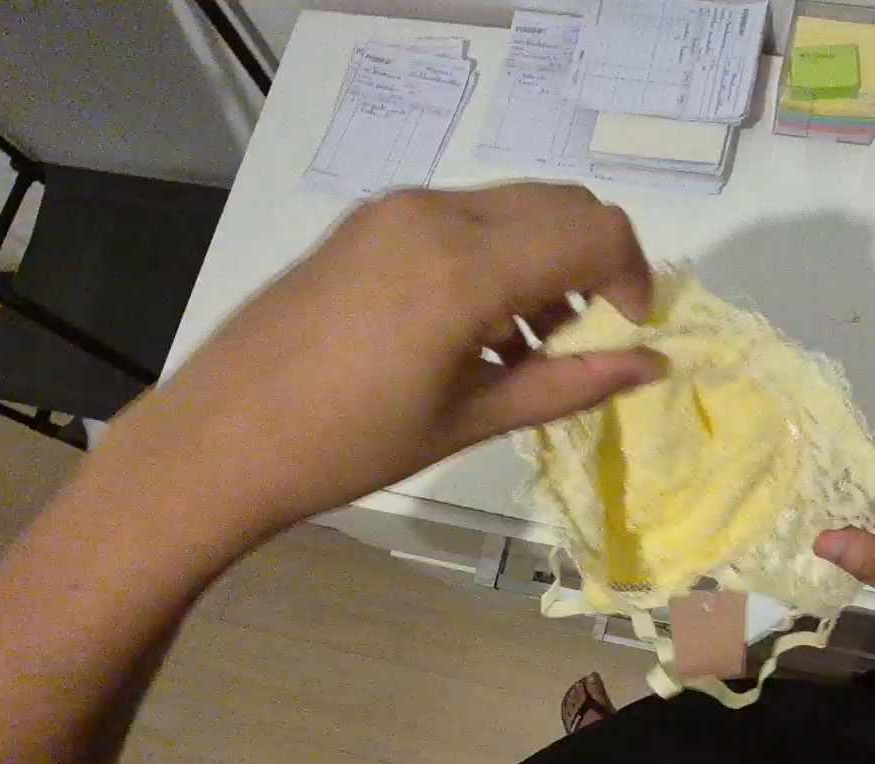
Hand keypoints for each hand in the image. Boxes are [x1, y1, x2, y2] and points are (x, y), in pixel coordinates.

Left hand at [96, 184, 661, 550]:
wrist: (223, 439)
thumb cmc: (352, 447)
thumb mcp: (474, 420)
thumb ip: (570, 384)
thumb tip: (652, 366)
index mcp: (465, 267)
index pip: (595, 232)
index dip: (634, 277)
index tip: (629, 331)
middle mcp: (434, 212)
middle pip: (562, 204)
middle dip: (596, 265)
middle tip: (582, 339)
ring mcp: (396, 208)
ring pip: (515, 207)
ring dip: (547, 262)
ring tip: (524, 345)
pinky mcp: (370, 220)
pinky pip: (465, 217)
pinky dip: (500, 258)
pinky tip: (476, 326)